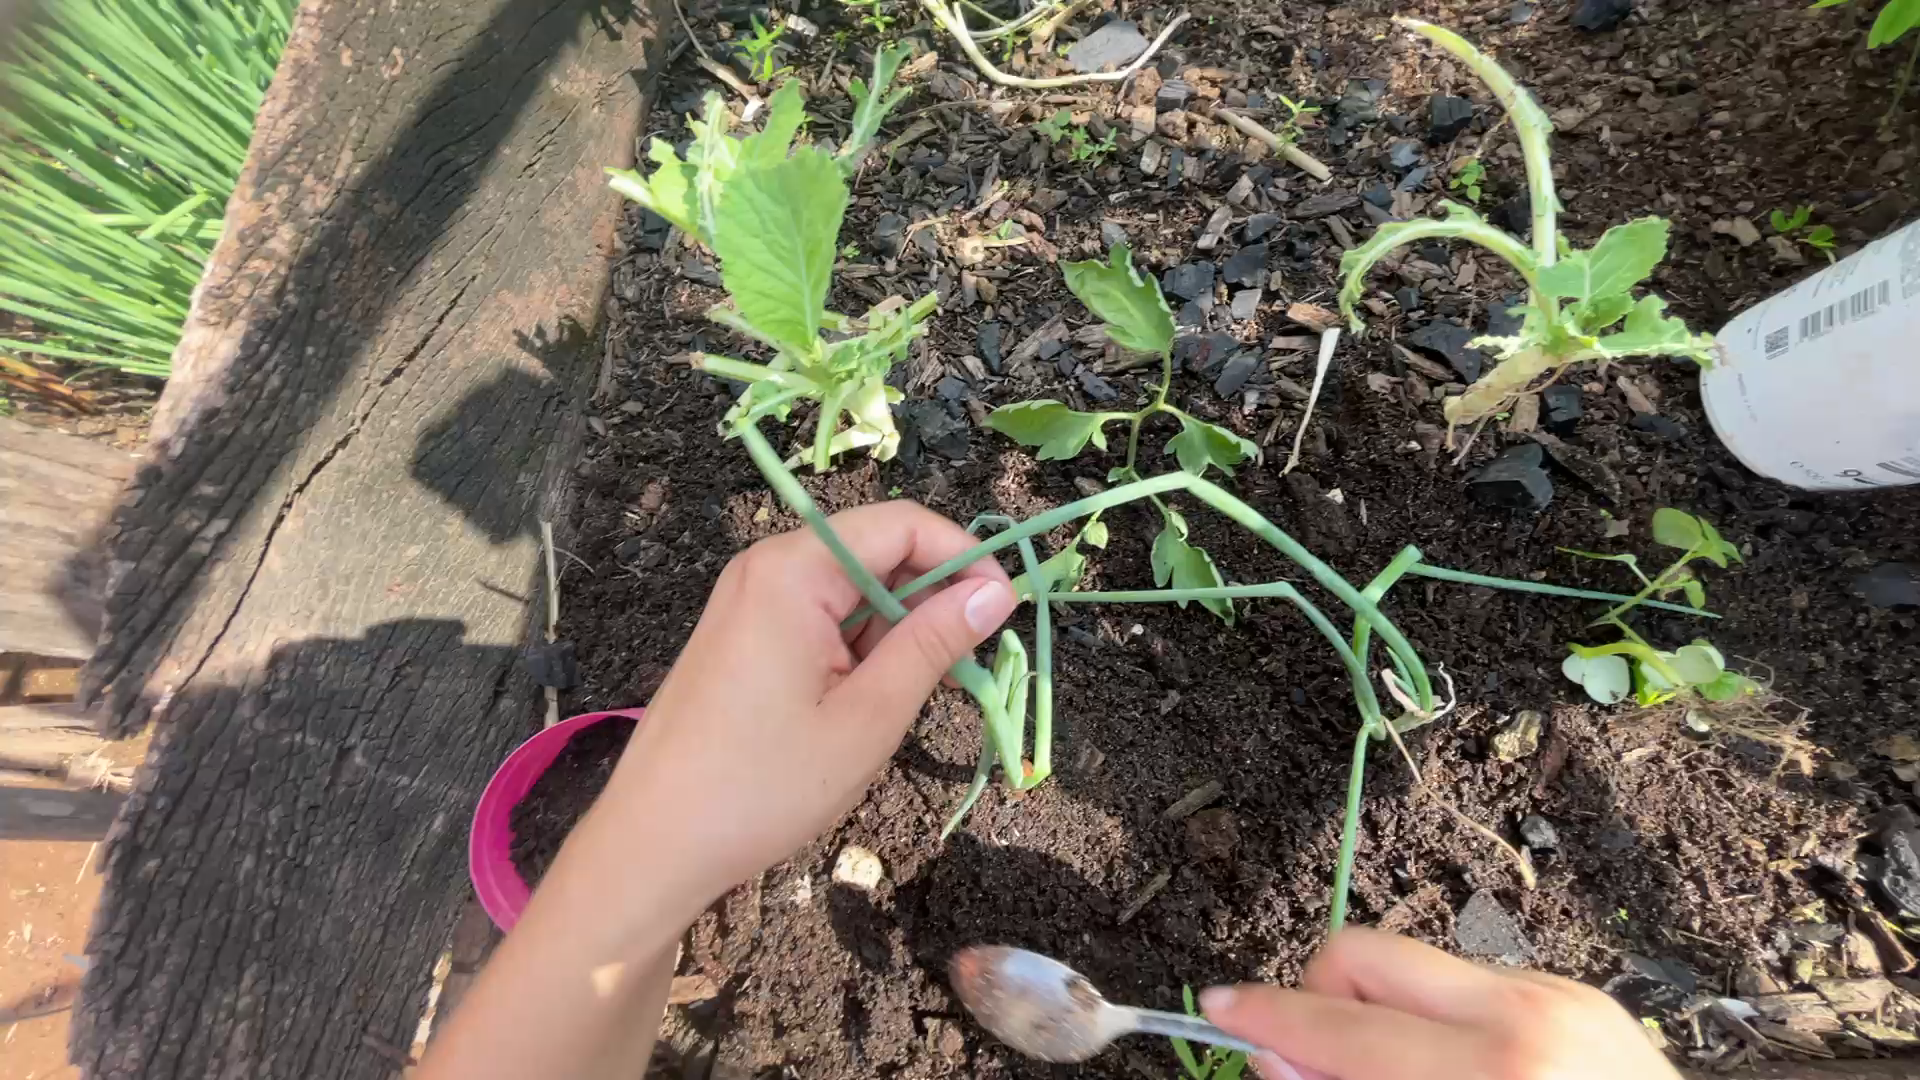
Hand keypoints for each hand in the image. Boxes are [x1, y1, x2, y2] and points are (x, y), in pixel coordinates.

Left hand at [589, 500, 1014, 914]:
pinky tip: (874, 694)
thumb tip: (997, 592)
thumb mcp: (868, 716)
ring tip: (917, 691)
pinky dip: (863, 645)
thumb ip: (934, 643)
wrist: (651, 846)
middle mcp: (769, 566)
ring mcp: (753, 598)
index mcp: (794, 569)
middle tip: (968, 662)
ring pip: (854, 587)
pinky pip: (823, 615)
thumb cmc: (762, 786)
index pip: (902, 525)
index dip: (962, 558)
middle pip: (876, 552)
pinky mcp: (748, 631)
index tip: (1002, 610)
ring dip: (898, 629)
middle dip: (931, 598)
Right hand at [1201, 928, 1679, 1079]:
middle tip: (1316, 1058)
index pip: (1338, 1022)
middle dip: (1317, 999)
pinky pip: (1454, 980)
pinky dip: (1429, 1019)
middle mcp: (1524, 1014)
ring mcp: (1554, 993)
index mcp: (1496, 1072)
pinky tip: (1456, 1070)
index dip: (1264, 1014)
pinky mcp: (1572, 991)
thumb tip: (1272, 1056)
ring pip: (1402, 962)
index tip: (1216, 1008)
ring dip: (1375, 1010)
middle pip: (1356, 954)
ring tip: (1396, 1069)